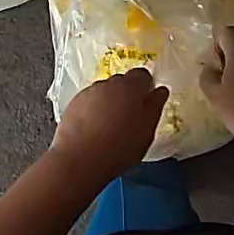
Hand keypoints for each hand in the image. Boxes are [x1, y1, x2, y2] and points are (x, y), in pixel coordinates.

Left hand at [50, 68, 168, 179]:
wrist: (79, 160)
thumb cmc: (119, 147)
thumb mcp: (147, 130)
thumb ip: (155, 106)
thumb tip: (160, 91)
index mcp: (131, 87)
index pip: (143, 75)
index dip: (146, 87)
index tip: (148, 101)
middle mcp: (108, 84)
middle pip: (122, 82)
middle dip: (128, 95)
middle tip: (131, 118)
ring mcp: (89, 93)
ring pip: (105, 92)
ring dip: (110, 103)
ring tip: (112, 127)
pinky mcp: (73, 104)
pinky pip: (89, 102)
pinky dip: (94, 111)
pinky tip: (96, 130)